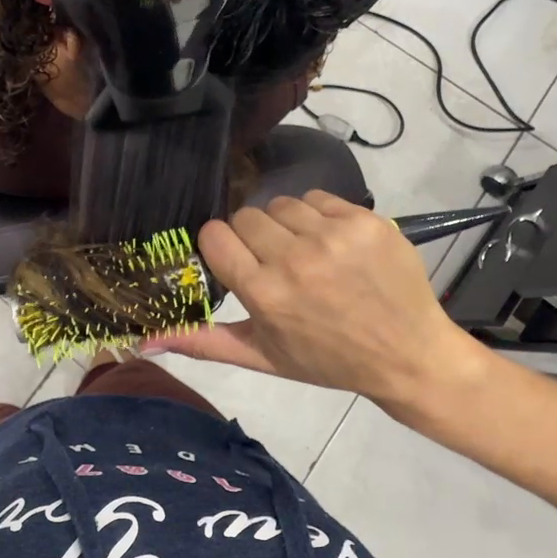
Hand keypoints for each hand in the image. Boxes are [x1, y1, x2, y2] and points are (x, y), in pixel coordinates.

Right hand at [148, 190, 489, 412]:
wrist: (412, 356)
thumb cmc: (329, 360)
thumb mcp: (263, 357)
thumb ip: (203, 342)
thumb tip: (144, 339)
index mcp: (264, 294)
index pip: (215, 235)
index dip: (222, 246)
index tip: (239, 262)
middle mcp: (294, 260)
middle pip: (246, 216)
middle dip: (256, 237)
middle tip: (279, 264)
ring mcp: (333, 237)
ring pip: (282, 204)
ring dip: (289, 225)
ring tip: (311, 255)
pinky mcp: (365, 220)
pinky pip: (318, 197)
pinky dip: (321, 216)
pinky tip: (336, 245)